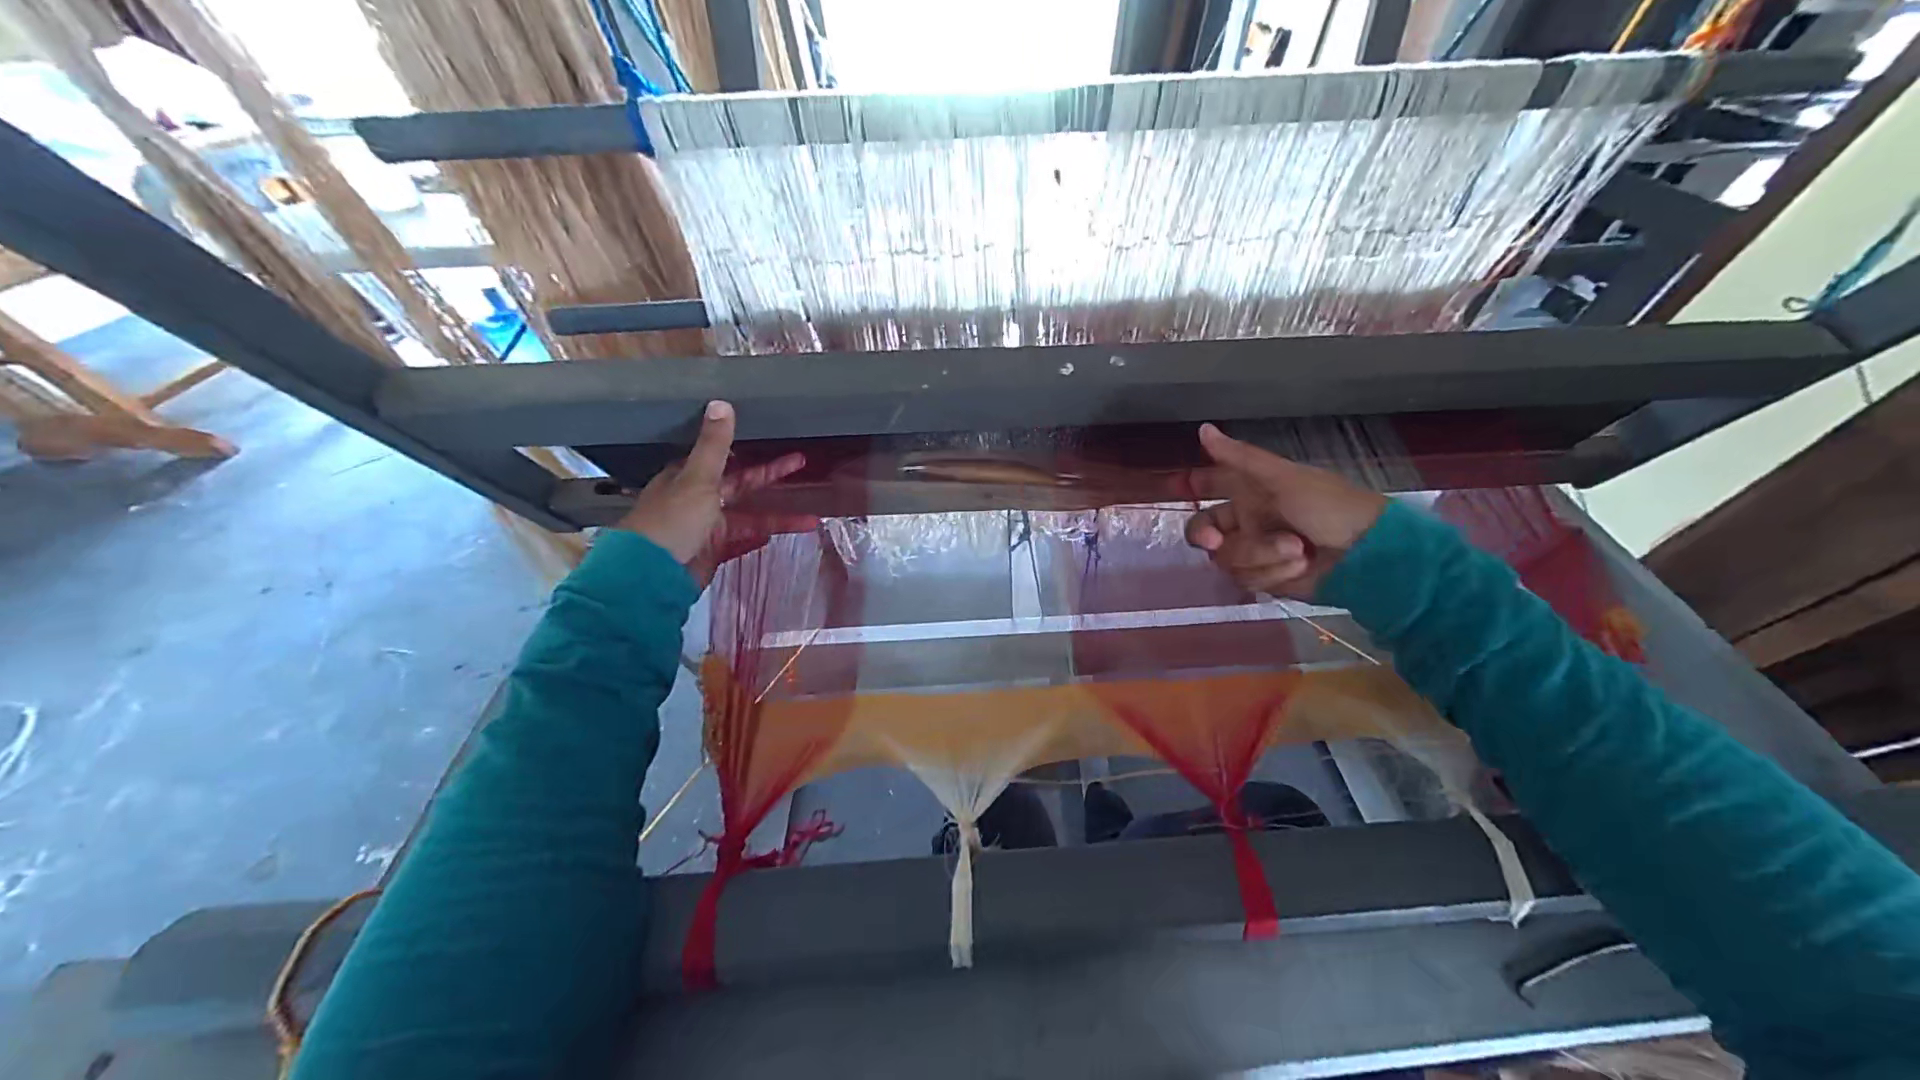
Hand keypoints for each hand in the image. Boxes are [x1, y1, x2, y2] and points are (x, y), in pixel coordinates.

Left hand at [615, 400, 815, 586]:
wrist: (651, 575)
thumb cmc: (672, 521)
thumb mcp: (697, 478)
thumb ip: (714, 445)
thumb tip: (721, 404)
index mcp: (689, 477)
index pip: (724, 458)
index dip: (750, 450)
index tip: (773, 441)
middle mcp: (698, 500)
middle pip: (741, 485)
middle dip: (771, 477)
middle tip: (801, 462)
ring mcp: (706, 529)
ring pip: (748, 518)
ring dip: (778, 518)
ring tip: (810, 519)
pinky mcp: (712, 554)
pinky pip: (741, 543)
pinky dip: (757, 539)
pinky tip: (775, 537)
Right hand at [1185, 423, 1388, 599]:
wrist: (1369, 553)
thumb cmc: (1329, 507)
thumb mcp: (1282, 478)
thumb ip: (1239, 458)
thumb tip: (1202, 429)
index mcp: (1250, 492)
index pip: (1209, 487)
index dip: (1191, 488)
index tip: (1174, 488)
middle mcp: (1248, 521)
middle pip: (1205, 532)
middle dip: (1213, 536)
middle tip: (1215, 539)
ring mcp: (1257, 551)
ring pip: (1226, 560)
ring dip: (1261, 556)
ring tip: (1296, 551)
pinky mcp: (1268, 578)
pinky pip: (1247, 580)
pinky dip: (1274, 573)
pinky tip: (1299, 566)